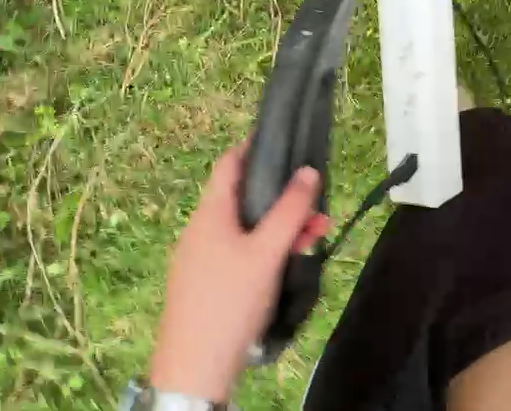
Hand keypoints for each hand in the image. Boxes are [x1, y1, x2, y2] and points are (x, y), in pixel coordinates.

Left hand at [148, 149, 329, 400]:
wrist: (192, 373)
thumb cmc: (229, 301)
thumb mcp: (267, 252)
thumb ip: (290, 210)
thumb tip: (308, 170)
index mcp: (210, 214)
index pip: (229, 163)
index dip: (254, 146)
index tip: (284, 137)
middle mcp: (201, 230)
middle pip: (246, 198)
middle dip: (284, 198)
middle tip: (317, 207)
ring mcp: (201, 259)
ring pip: (247, 228)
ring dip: (281, 227)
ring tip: (314, 238)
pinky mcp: (206, 284)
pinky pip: (240, 251)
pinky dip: (266, 249)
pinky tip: (289, 264)